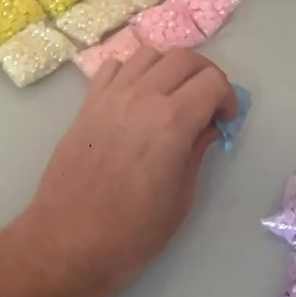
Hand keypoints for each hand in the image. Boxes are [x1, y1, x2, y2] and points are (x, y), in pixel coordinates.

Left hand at [15, 47, 237, 296]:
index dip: (227, 97)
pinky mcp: (88, 101)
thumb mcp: (181, 198)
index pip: (213, 82)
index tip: (225, 119)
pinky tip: (135, 98)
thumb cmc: (132, 233)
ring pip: (149, 54)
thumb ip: (197, 151)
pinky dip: (132, 72)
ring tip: (170, 97)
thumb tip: (208, 125)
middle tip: (207, 103)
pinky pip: (115, 66)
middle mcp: (143, 96)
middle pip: (184, 58)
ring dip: (168, 68)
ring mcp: (112, 94)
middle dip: (204, 75)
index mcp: (172, 121)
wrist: (68, 242)